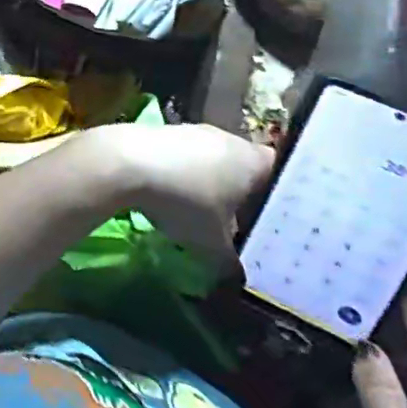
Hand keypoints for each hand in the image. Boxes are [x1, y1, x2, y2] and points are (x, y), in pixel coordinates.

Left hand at [97, 123, 273, 261]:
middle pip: (244, 167)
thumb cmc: (182, 200)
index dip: (284, 200)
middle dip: (243, 194)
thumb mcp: (213, 244)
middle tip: (244, 224)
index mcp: (252, 160)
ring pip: (211, 160)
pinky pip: (181, 155)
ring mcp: (191, 130)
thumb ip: (233, 262)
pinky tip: (170, 193)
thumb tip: (238, 276)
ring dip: (209, 183)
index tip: (281, 223)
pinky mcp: (159, 130)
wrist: (122, 162)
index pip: (283, 177)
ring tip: (205, 213)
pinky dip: (181, 173)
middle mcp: (226, 138)